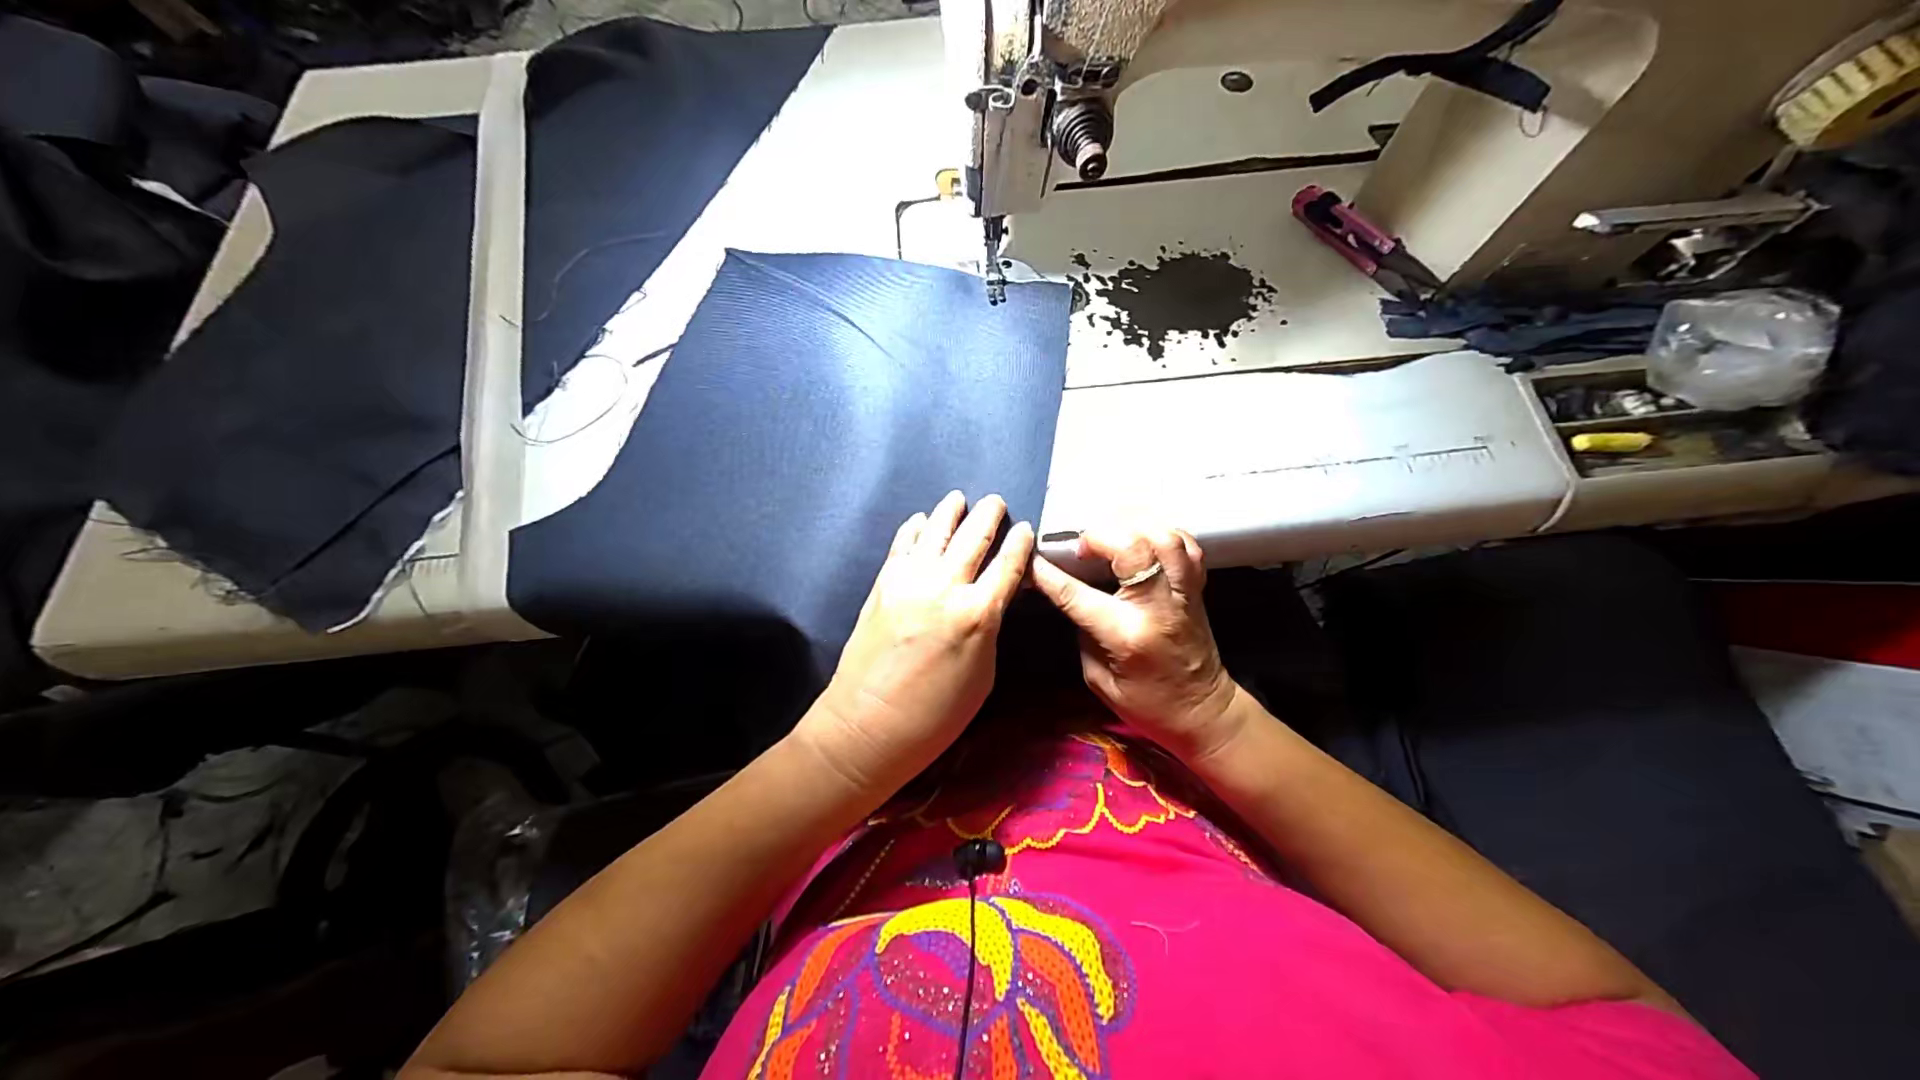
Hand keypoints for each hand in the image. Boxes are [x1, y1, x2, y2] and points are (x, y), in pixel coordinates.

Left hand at [795, 491, 1034, 795]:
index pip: (1008, 566)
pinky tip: (920, 520)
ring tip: (959, 498)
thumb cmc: (936, 714)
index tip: (1024, 528)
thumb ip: (989, 627)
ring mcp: (909, 581)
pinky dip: (913, 529)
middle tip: (996, 502)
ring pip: (935, 532)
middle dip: (988, 516)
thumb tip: (991, 601)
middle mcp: (946, 587)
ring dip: (950, 512)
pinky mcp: (882, 585)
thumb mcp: (983, 673)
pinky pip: (901, 546)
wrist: (869, 725)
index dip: (1019, 544)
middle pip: (973, 538)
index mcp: (979, 613)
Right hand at [1028, 527, 1244, 762]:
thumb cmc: (1147, 705)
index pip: (1077, 594)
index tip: (1029, 559)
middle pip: (1133, 547)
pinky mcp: (1196, 589)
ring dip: (1132, 527)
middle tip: (1080, 547)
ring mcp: (1183, 593)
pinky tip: (1142, 540)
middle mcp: (1158, 607)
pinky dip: (1162, 534)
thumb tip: (1070, 595)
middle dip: (1098, 536)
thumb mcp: (1097, 677)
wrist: (1203, 713)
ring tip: (1111, 536)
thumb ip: (1083, 631)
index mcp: (1127, 635)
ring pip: (1165, 538)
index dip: (1047, 573)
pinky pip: (1185, 546)